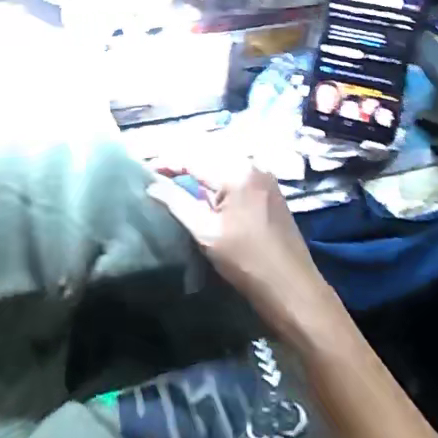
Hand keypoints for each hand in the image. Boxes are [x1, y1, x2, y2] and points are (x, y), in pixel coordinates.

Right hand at [147, 154, 338, 334]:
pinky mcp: (270, 189)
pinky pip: (239, 173)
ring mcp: (265, 176)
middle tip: (159, 172)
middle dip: (184, 161)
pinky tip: (206, 190)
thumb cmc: (245, 260)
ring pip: (225, 162)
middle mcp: (253, 165)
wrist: (290, 284)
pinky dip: (219, 177)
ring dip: (202, 168)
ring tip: (177, 179)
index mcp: (236, 171)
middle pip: (210, 154)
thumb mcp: (205, 232)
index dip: (168, 162)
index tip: (146, 170)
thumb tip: (152, 185)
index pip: (194, 157)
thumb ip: (177, 203)